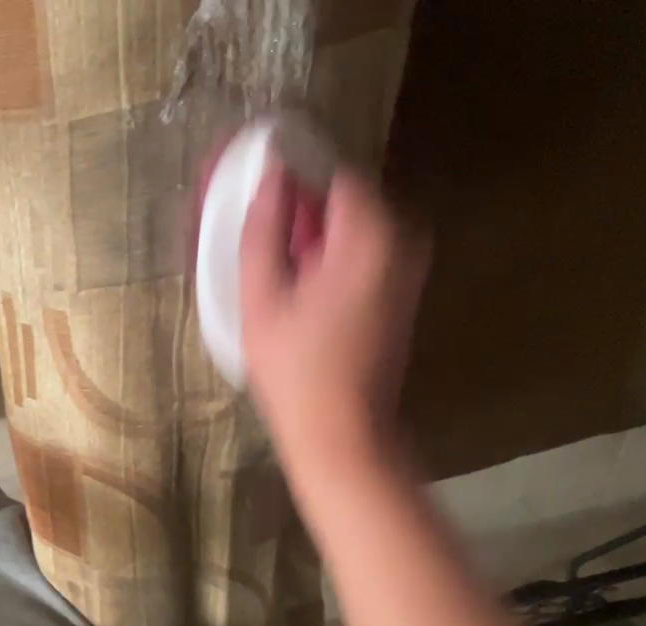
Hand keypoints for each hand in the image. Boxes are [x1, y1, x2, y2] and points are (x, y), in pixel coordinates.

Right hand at [238, 164, 428, 449]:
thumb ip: (263, 230)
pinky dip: (320, 258)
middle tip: (241, 226)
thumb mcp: (262, 299)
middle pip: (337, 201)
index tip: (245, 184)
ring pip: (344, 230)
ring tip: (256, 259)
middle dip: (290, 209)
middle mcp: (401, 239)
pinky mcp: (396, 291)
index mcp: (373, 234)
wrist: (341, 433)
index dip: (284, 176)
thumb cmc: (295, 372)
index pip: (328, 174)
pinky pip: (354, 255)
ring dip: (302, 236)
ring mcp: (405, 266)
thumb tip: (268, 176)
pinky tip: (284, 281)